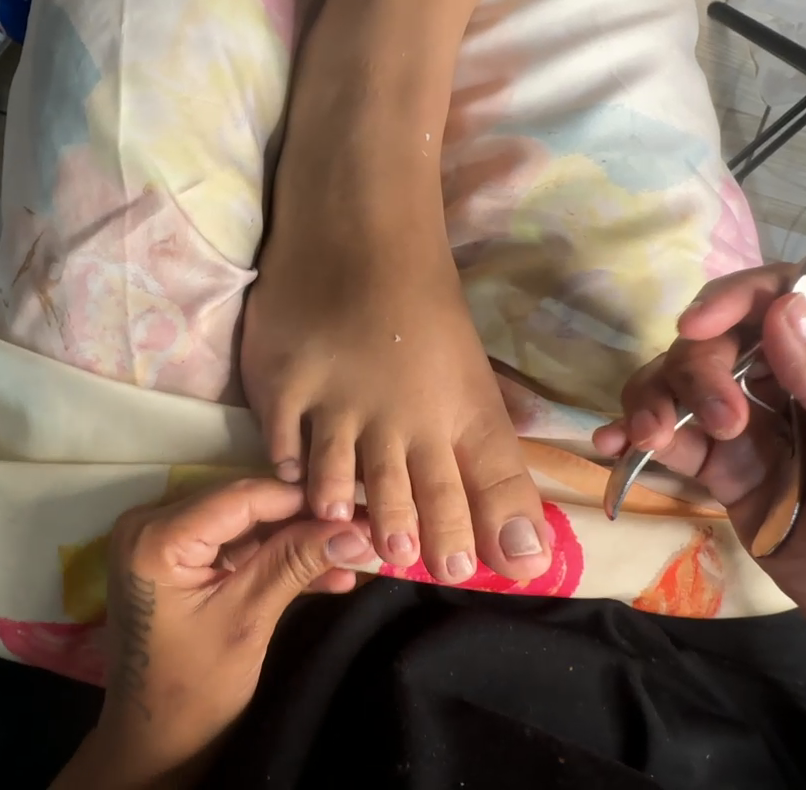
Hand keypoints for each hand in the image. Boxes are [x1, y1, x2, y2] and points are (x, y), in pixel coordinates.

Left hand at [59, 479, 374, 788]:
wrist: (153, 744)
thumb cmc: (191, 692)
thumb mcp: (246, 622)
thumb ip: (294, 563)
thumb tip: (354, 529)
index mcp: (155, 535)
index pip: (240, 497)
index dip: (301, 498)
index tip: (357, 507)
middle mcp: (150, 522)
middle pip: (242, 506)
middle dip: (303, 519)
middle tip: (361, 527)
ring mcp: (161, 538)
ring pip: (243, 524)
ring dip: (295, 540)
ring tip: (354, 551)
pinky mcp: (176, 556)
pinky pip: (232, 544)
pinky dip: (272, 556)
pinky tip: (324, 568)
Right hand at [242, 212, 553, 584]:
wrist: (357, 232)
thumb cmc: (422, 298)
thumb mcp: (474, 372)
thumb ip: (491, 450)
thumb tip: (521, 530)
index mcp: (451, 408)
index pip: (473, 487)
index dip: (479, 533)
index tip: (478, 574)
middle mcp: (398, 415)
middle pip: (408, 490)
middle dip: (419, 534)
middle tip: (416, 566)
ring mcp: (335, 400)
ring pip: (342, 474)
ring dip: (351, 507)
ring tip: (354, 535)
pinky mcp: (283, 383)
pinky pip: (283, 439)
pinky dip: (287, 462)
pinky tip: (289, 480)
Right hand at [597, 265, 805, 786]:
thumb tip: (782, 308)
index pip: (794, 299)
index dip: (738, 300)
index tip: (694, 329)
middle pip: (724, 339)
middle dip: (697, 369)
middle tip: (715, 424)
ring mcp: (763, 429)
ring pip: (685, 381)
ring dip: (655, 396)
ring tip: (647, 436)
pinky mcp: (729, 473)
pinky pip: (672, 437)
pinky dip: (634, 433)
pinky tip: (614, 446)